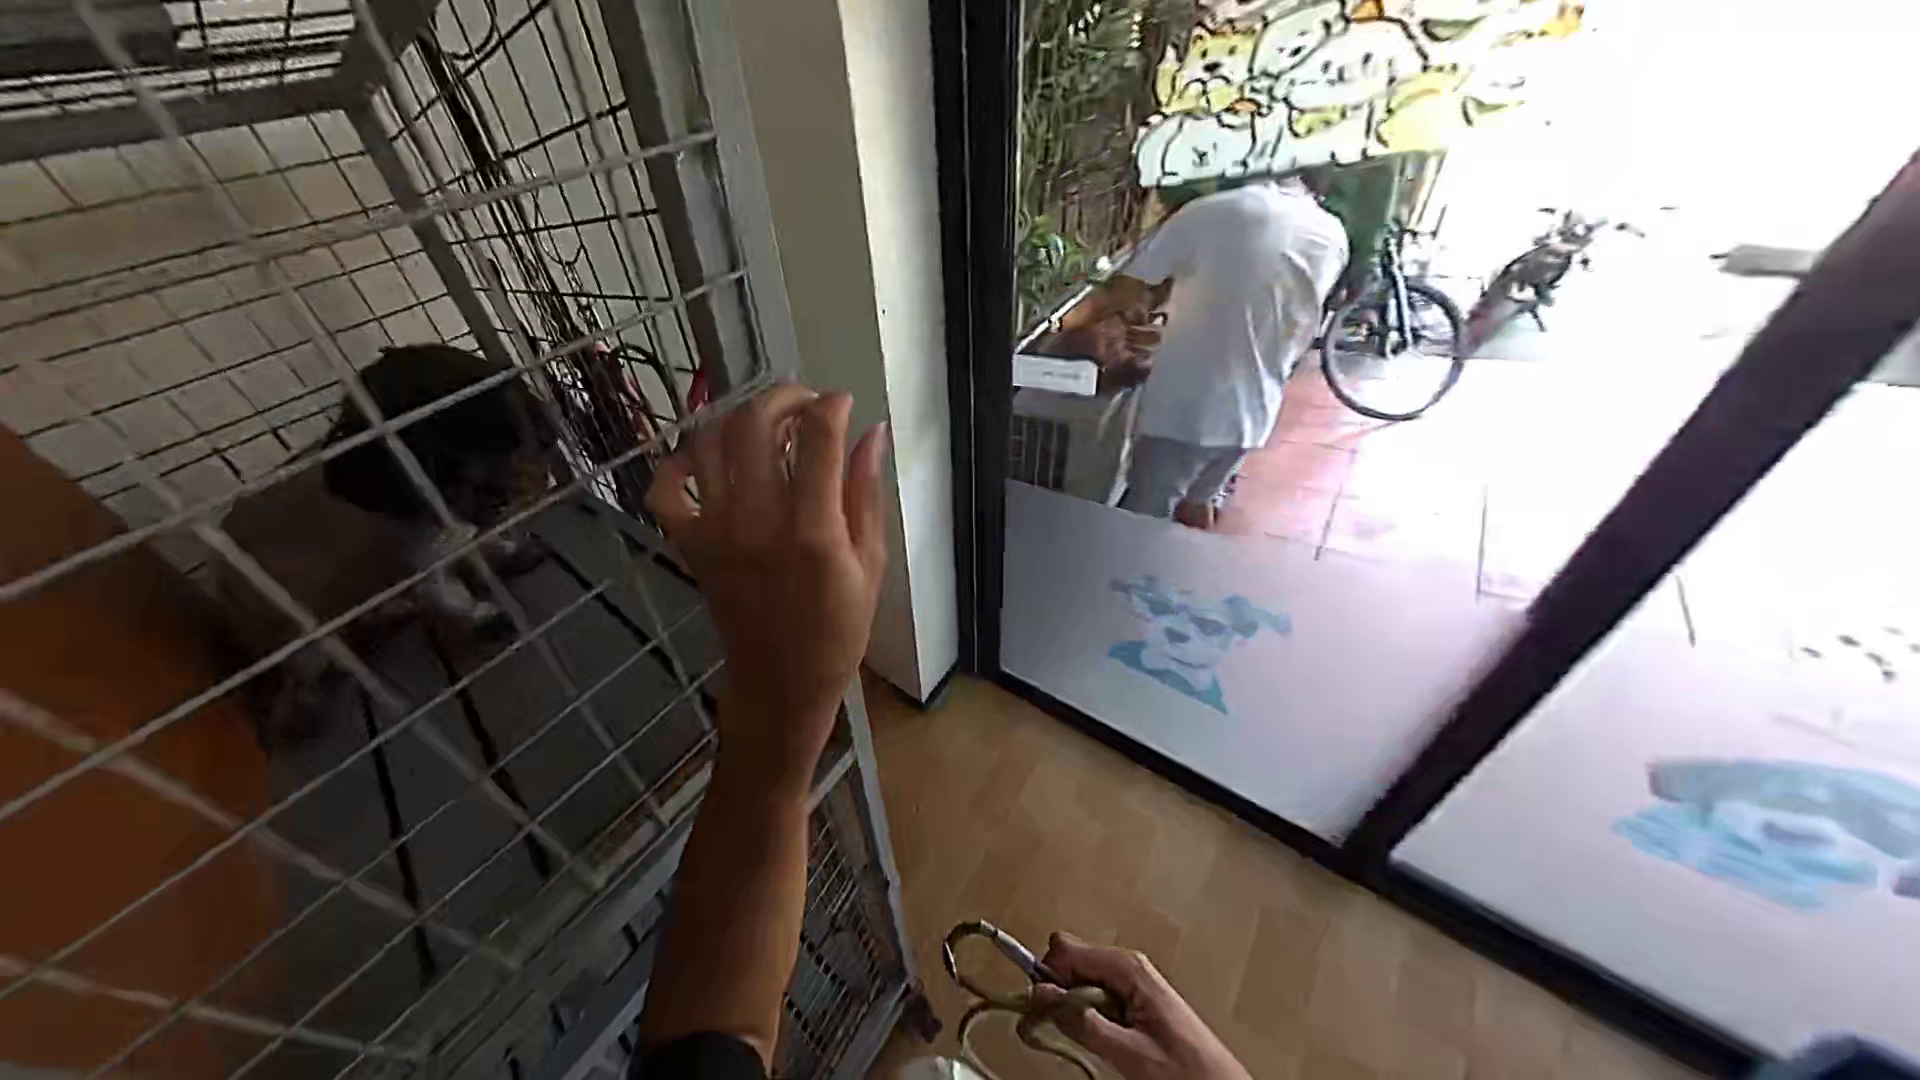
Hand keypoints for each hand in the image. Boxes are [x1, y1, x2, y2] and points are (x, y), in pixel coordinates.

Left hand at [646, 384, 888, 794]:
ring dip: (738, 418)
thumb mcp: (869, 563)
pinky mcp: (689, 545)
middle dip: (783, 396)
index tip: (843, 402)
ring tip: (768, 425)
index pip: (817, 439)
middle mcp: (756, 521)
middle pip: (753, 424)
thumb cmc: (838, 630)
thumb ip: (865, 493)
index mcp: (812, 531)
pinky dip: (680, 463)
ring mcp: (714, 531)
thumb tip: (872, 433)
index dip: (832, 406)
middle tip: (806, 403)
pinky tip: (711, 461)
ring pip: (708, 442)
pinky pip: (665, 489)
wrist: (780, 683)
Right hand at [1031, 932, 1251, 1079]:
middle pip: (1070, 960)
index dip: (1047, 975)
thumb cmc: (1187, 1074)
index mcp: (1127, 967)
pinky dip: (1085, 1013)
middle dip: (1056, 990)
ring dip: (1070, 1005)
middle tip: (1055, 1028)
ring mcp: (1130, 980)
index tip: (1039, 1009)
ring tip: (1078, 1042)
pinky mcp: (1132, 998)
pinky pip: (1094, 994)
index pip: (1066, 948)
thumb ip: (1085, 1024)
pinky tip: (1095, 1040)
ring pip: (1079, 979)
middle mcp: (1126, 965)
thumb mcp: (1131, 1056)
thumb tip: (1043, 995)